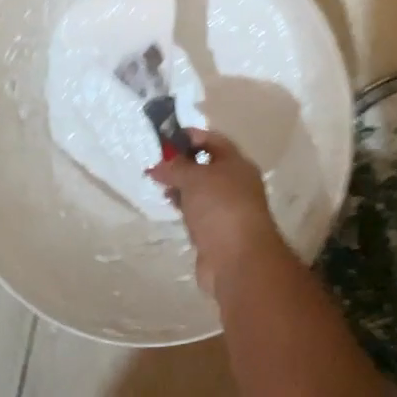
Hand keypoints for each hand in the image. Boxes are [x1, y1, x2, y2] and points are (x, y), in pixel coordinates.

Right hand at [148, 128, 286, 296]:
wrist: (239, 260)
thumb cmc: (220, 208)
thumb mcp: (194, 178)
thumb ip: (175, 167)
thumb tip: (158, 165)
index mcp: (237, 163)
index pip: (213, 140)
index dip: (190, 136)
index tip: (165, 138)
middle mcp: (236, 184)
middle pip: (207, 166)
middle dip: (182, 164)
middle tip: (158, 164)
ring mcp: (228, 209)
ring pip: (201, 191)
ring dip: (182, 187)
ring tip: (160, 186)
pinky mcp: (218, 233)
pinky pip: (198, 213)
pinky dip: (185, 208)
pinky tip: (172, 207)